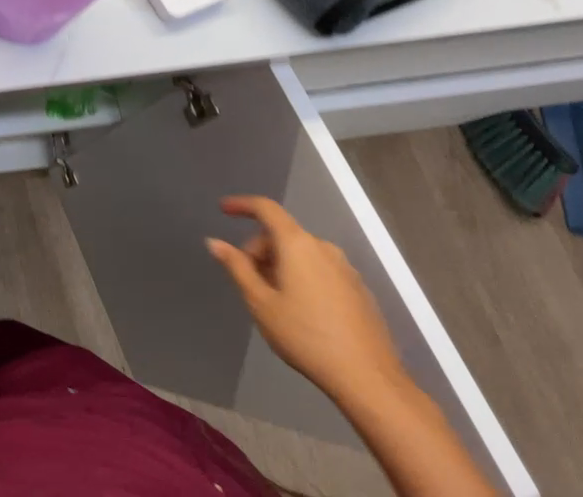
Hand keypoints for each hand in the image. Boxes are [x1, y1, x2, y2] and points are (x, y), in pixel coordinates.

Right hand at [207, 195, 406, 405]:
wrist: (367, 377)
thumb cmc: (304, 335)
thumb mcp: (260, 302)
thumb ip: (237, 267)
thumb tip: (215, 242)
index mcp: (298, 245)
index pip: (267, 209)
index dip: (242, 205)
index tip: (223, 210)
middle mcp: (324, 249)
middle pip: (282, 235)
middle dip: (259, 250)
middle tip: (249, 284)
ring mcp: (346, 269)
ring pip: (302, 254)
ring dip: (281, 266)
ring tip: (274, 302)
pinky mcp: (359, 290)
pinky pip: (321, 270)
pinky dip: (302, 277)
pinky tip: (302, 312)